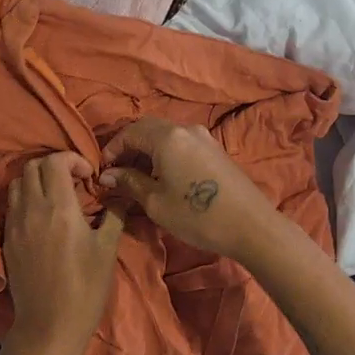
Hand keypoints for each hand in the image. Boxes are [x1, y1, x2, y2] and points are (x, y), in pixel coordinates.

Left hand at [2, 152, 126, 354]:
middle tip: (74, 182)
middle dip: (54, 166)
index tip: (89, 176)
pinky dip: (25, 199)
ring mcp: (14, 224)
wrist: (49, 325)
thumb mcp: (107, 250)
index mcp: (58, 207)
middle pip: (32, 166)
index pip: (55, 161)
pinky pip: (12, 205)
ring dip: (36, 181)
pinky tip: (42, 217)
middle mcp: (31, 209)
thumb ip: (113, 215)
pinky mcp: (6, 239)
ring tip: (56, 197)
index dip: (73, 159)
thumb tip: (120, 195)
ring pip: (17, 183)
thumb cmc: (85, 288)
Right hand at [98, 118, 281, 262]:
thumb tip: (108, 175)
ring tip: (137, 176)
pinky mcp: (215, 149)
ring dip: (147, 150)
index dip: (112, 150)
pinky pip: (181, 143)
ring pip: (165, 135)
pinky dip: (165, 153)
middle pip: (147, 128)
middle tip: (117, 172)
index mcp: (167, 137)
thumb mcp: (156, 202)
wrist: (251, 226)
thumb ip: (130, 182)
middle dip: (128, 147)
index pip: (129, 132)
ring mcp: (204, 137)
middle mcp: (185, 129)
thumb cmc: (197, 216)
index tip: (103, 171)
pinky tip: (162, 176)